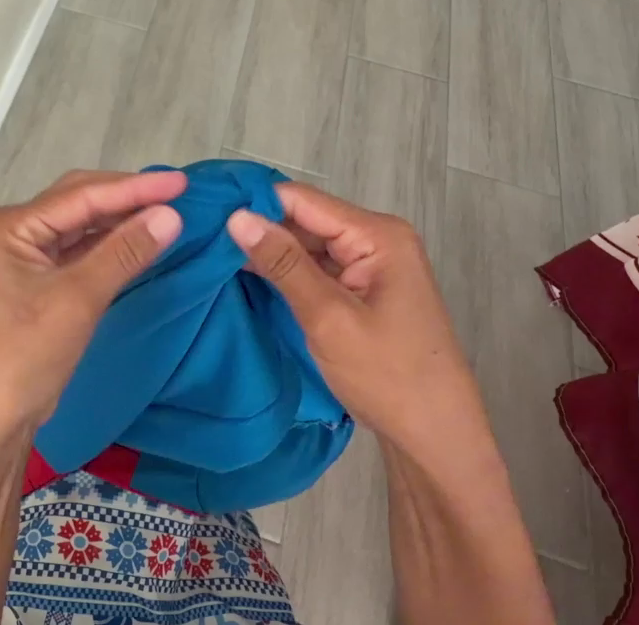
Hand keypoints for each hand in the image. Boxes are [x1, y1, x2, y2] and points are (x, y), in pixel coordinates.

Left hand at [0, 169, 185, 436]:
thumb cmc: (26, 354)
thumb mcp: (78, 300)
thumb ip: (124, 252)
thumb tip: (172, 214)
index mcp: (13, 225)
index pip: (82, 195)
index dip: (135, 188)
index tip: (183, 182)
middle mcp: (18, 230)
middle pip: (81, 201)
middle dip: (129, 196)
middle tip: (179, 192)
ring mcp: (29, 256)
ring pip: (84, 225)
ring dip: (123, 219)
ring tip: (169, 211)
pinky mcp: (43, 280)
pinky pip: (84, 250)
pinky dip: (114, 244)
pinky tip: (144, 240)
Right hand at [227, 183, 480, 450]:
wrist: (437, 438)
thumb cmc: (389, 377)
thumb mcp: (329, 318)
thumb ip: (283, 264)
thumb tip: (236, 217)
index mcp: (377, 235)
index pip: (301, 200)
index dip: (253, 204)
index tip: (205, 216)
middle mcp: (376, 238)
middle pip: (303, 219)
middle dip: (258, 229)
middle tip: (202, 241)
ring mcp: (371, 265)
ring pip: (306, 244)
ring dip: (268, 253)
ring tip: (213, 257)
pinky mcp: (362, 289)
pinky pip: (316, 268)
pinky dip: (285, 274)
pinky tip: (247, 279)